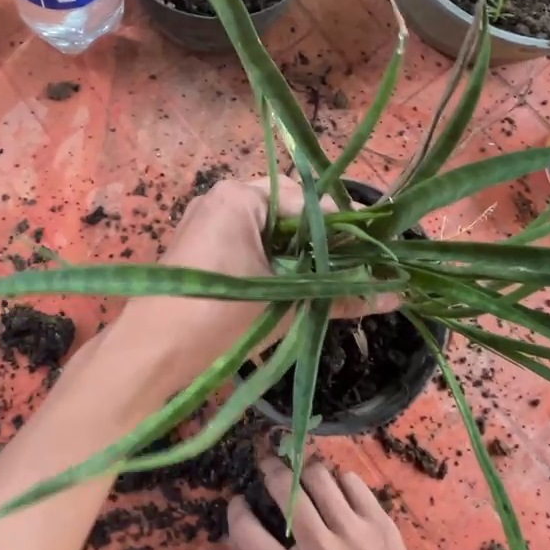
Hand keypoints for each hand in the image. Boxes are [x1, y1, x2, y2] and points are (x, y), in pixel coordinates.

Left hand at [108, 179, 397, 386]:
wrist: (151, 352)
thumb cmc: (219, 317)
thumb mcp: (287, 305)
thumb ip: (342, 296)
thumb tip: (397, 295)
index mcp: (240, 196)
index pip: (308, 202)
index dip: (342, 231)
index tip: (371, 260)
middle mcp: (221, 197)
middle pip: (289, 212)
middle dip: (320, 244)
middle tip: (349, 275)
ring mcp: (206, 220)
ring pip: (269, 229)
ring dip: (297, 256)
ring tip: (324, 286)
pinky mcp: (198, 245)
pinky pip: (246, 242)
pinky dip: (271, 262)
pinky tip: (289, 290)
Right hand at [228, 459, 421, 549]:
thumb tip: (234, 533)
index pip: (249, 535)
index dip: (237, 513)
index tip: (240, 504)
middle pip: (285, 489)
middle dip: (270, 470)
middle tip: (268, 468)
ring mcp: (355, 534)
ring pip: (318, 475)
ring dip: (305, 474)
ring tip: (304, 481)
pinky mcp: (382, 523)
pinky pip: (350, 480)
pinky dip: (339, 484)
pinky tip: (338, 498)